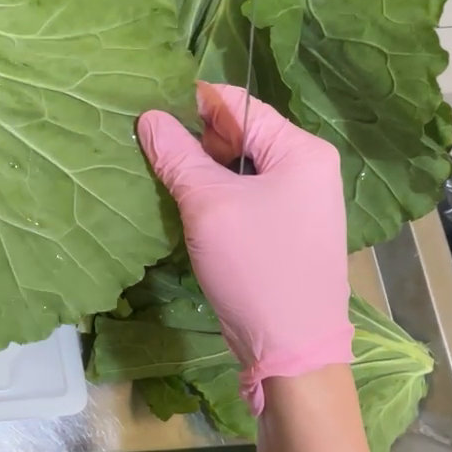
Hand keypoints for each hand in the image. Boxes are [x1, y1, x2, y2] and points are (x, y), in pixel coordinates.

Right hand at [137, 82, 352, 412]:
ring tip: (157, 174)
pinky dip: (211, 194)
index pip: (238, 103)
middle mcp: (306, 167)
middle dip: (192, 138)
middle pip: (237, 133)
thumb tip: (147, 117)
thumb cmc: (256, 268)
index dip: (190, 102)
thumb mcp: (208, 206)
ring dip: (198, 169)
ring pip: (236, 167)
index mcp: (301, 150)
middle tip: (145, 148)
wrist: (292, 348)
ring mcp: (297, 199)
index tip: (146, 111)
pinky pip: (241, 194)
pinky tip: (181, 204)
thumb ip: (177, 156)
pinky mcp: (282, 227)